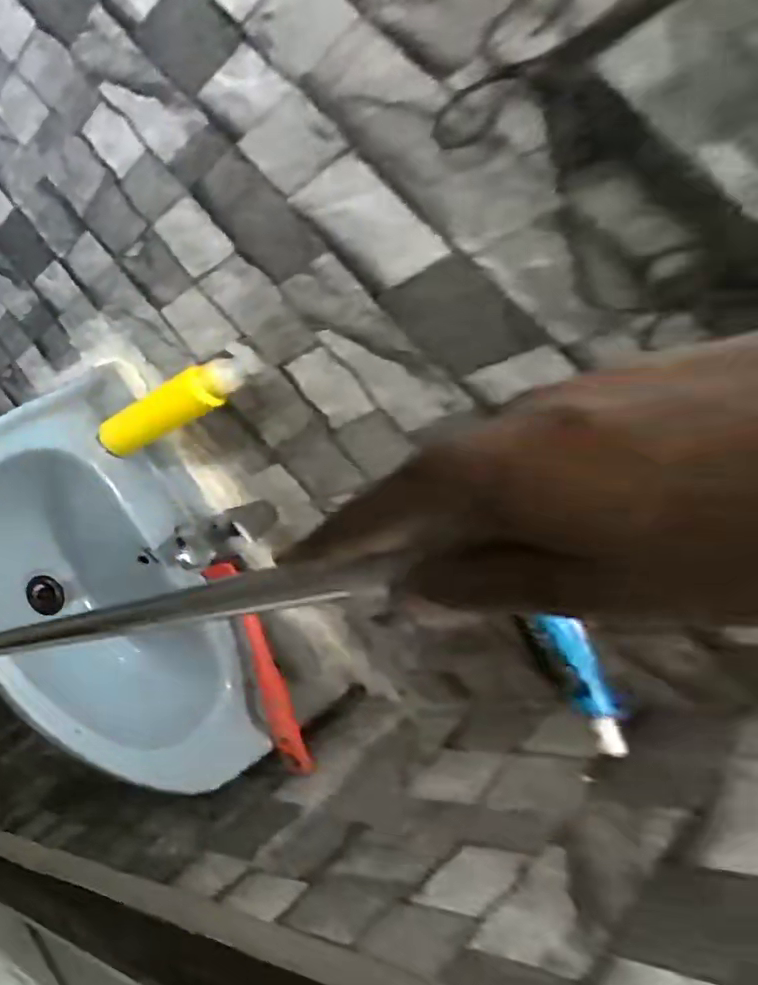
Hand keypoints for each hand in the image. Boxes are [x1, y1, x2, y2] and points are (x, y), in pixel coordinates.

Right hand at [291, 333, 757, 621]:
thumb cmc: (743, 540)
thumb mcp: (605, 590)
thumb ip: (486, 585)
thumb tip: (411, 588)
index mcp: (478, 470)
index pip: (370, 515)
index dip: (330, 546)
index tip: (294, 569)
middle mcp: (509, 417)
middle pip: (434, 480)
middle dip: (424, 528)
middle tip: (434, 576)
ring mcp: (583, 386)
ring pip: (504, 455)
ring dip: (499, 501)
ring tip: (554, 543)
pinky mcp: (654, 369)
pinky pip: (569, 430)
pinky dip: (562, 471)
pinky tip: (631, 496)